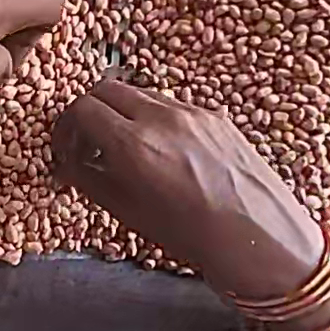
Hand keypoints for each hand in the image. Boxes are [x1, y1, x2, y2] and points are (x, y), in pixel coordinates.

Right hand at [51, 79, 325, 299]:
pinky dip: (151, 118)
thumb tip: (69, 162)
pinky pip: (170, 105)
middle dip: (89, 111)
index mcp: (134, 145)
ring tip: (124, 148)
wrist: (263, 242)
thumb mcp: (128, 213)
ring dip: (120, 112)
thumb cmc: (191, 237)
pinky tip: (160, 151)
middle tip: (88, 142)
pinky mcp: (214, 115)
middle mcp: (160, 117)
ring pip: (138, 93)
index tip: (67, 147)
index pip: (81, 108)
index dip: (66, 126)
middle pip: (105, 89)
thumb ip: (90, 179)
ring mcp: (191, 111)